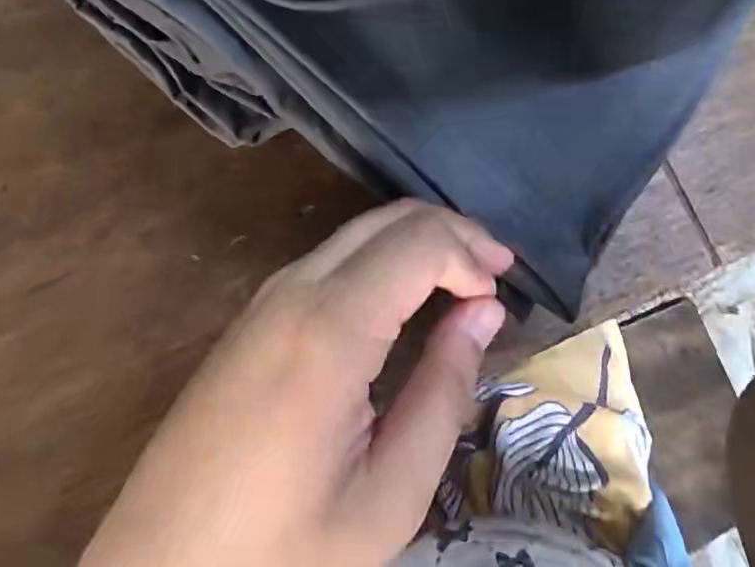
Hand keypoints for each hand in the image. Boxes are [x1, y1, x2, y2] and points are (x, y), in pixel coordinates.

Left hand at [81, 201, 513, 566]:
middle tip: (496, 271)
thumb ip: (445, 390)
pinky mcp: (252, 315)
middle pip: (391, 220)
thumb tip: (484, 311)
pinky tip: (405, 295)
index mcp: (331, 326)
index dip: (471, 254)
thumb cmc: (281, 551)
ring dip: (419, 241)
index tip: (502, 295)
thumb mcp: (388, 494)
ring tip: (464, 278)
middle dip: (453, 233)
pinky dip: (384, 257)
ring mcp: (267, 297)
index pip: (420, 242)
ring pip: (361, 231)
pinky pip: (333, 257)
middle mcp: (296, 289)